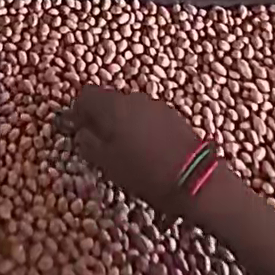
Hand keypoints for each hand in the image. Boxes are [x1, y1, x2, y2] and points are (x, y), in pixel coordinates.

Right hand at [62, 86, 228, 218]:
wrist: (198, 180)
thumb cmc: (144, 172)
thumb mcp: (107, 163)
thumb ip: (88, 143)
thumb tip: (81, 132)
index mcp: (112, 106)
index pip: (85, 94)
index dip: (77, 110)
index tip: (76, 128)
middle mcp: (133, 98)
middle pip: (108, 100)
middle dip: (100, 117)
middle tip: (97, 141)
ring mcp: (156, 106)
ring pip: (129, 108)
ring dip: (121, 122)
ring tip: (122, 149)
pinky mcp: (174, 117)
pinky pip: (147, 116)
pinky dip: (140, 128)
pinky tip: (145, 150)